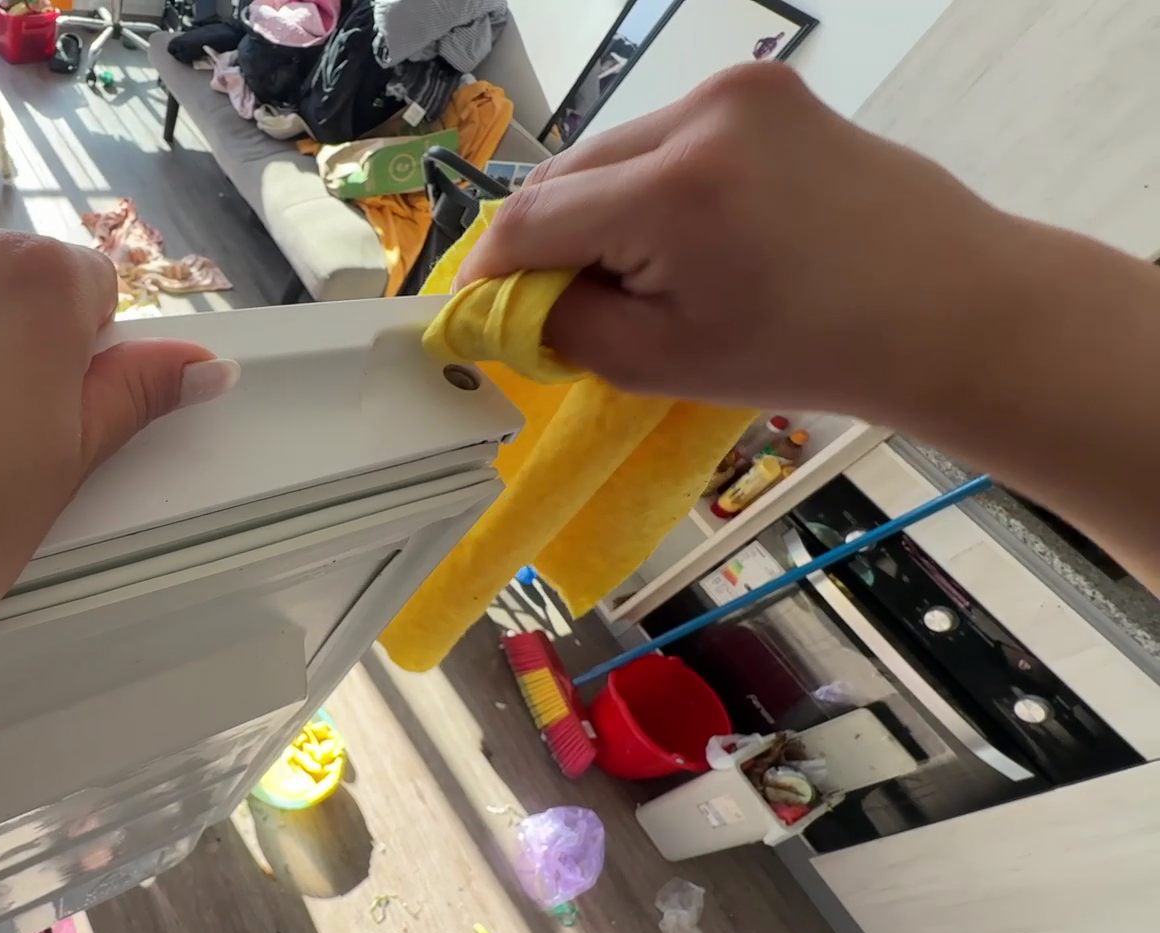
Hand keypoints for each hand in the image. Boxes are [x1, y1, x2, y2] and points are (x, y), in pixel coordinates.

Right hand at [461, 63, 1044, 414]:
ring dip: (578, 216)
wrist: (943, 306)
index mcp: (674, 190)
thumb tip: (499, 302)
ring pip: (596, 159)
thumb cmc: (796, 351)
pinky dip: (625, 192)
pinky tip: (656, 234)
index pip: (526, 221)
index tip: (472, 311)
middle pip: (556, 180)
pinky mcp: (756, 88)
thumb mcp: (647, 361)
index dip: (484, 271)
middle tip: (547, 303)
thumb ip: (552, 324)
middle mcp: (701, 113)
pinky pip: (645, 143)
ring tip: (615, 270)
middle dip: (534, 245)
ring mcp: (735, 88)